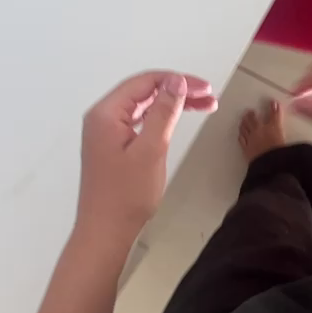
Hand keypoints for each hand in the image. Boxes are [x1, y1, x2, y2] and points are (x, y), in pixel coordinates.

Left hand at [77, 71, 216, 241]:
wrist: (105, 231)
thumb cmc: (127, 194)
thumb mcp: (151, 150)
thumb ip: (164, 112)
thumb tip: (176, 81)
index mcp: (106, 113)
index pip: (145, 82)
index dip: (177, 81)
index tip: (206, 89)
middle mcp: (102, 117)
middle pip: (144, 91)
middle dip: (178, 90)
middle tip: (209, 97)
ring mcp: (106, 131)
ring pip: (143, 106)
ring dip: (172, 104)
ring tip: (204, 106)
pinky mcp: (112, 145)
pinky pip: (139, 121)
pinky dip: (161, 118)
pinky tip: (178, 120)